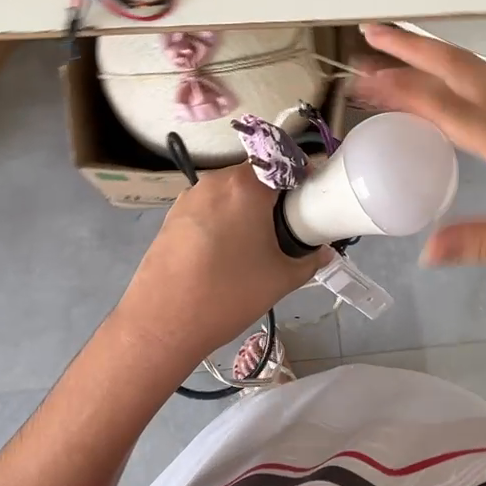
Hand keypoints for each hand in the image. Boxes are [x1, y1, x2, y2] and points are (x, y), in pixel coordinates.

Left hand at [113, 166, 327, 365]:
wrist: (162, 321)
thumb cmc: (229, 293)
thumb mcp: (281, 279)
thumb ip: (308, 260)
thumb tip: (322, 252)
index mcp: (246, 186)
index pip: (283, 164)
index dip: (300, 178)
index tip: (308, 201)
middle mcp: (215, 181)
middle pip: (254, 175)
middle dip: (273, 194)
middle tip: (286, 225)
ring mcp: (189, 196)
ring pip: (229, 191)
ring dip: (245, 206)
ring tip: (255, 241)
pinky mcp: (172, 215)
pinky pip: (208, 206)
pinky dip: (222, 218)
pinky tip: (225, 251)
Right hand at [352, 23, 485, 279]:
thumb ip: (482, 244)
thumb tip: (425, 253)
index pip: (448, 109)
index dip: (402, 92)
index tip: (362, 81)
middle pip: (461, 69)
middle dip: (412, 47)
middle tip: (369, 34)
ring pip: (478, 71)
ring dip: (433, 54)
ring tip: (395, 46)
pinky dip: (456, 74)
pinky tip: (446, 87)